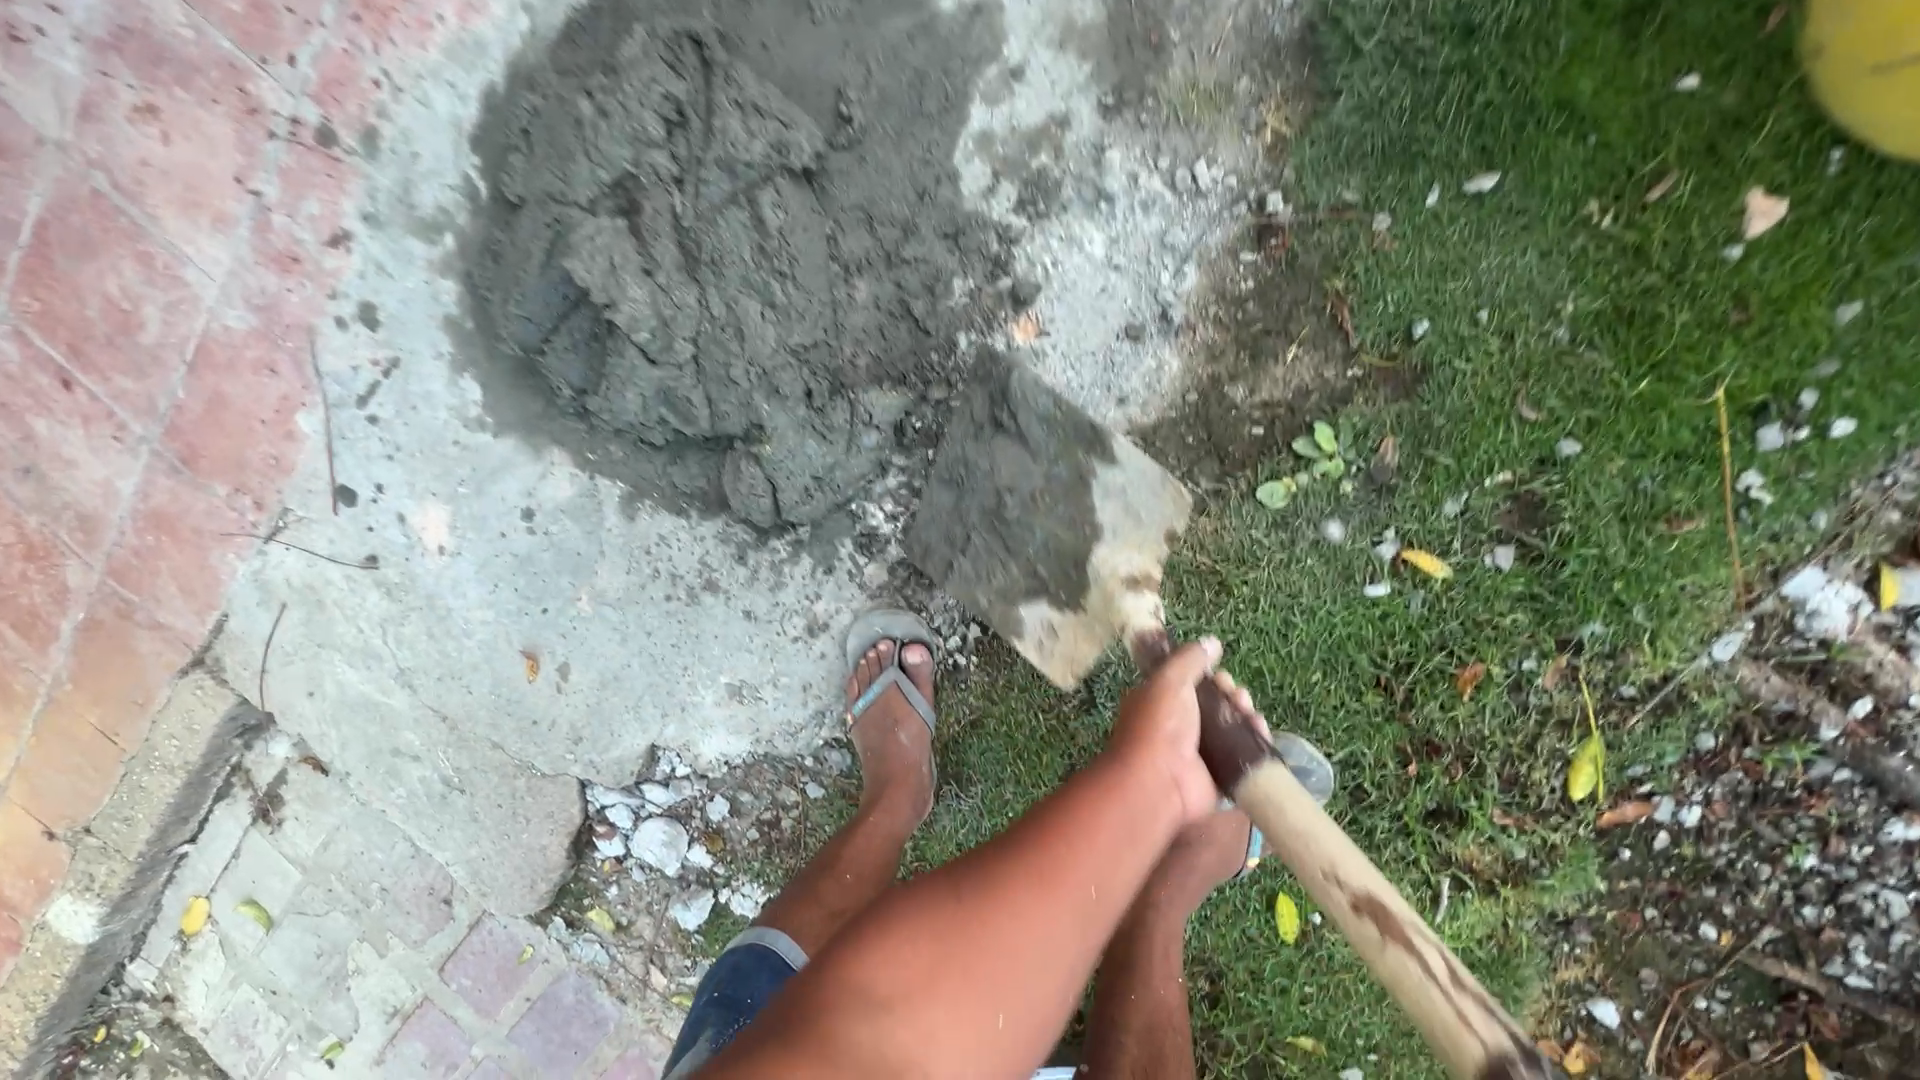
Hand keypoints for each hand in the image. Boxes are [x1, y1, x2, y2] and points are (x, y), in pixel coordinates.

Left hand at [1106, 638, 1264, 826]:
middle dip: (1232, 696)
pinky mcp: (1217, 777)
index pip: (1191, 683)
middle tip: (1238, 697)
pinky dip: (1255, 744)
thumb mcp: (1169, 680)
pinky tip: (1262, 733)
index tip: (1221, 675)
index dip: (1210, 677)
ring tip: (1252, 715)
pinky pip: (1242, 757)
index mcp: (1160, 701)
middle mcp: (1178, 726)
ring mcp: (1198, 753)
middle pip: (1215, 705)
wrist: (1158, 781)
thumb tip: (1212, 642)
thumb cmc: (1159, 725)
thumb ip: (1189, 659)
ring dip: (1246, 717)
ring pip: (1231, 729)